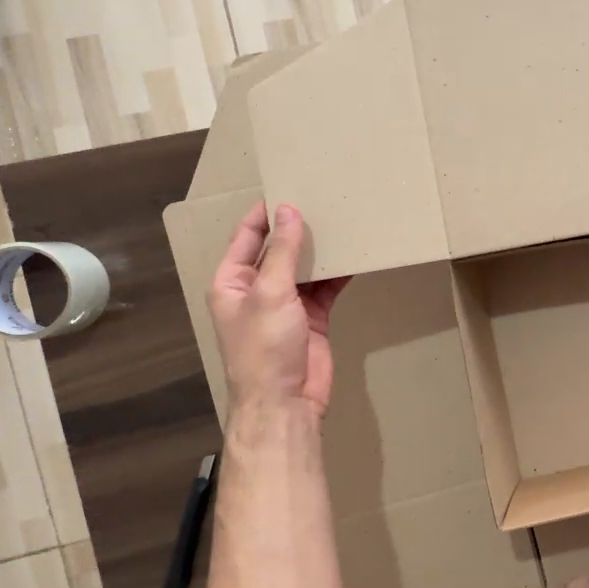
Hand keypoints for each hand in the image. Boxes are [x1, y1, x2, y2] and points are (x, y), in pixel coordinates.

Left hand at [209, 201, 351, 422]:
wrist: (286, 400)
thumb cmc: (265, 347)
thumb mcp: (270, 293)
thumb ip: (282, 251)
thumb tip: (289, 211)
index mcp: (232, 281)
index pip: (247, 236)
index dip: (267, 213)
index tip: (292, 187)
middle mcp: (257, 289)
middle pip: (278, 249)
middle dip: (298, 227)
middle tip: (325, 200)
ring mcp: (286, 303)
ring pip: (305, 267)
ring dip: (321, 250)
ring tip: (344, 223)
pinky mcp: (313, 317)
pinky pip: (326, 287)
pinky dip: (339, 273)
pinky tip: (356, 257)